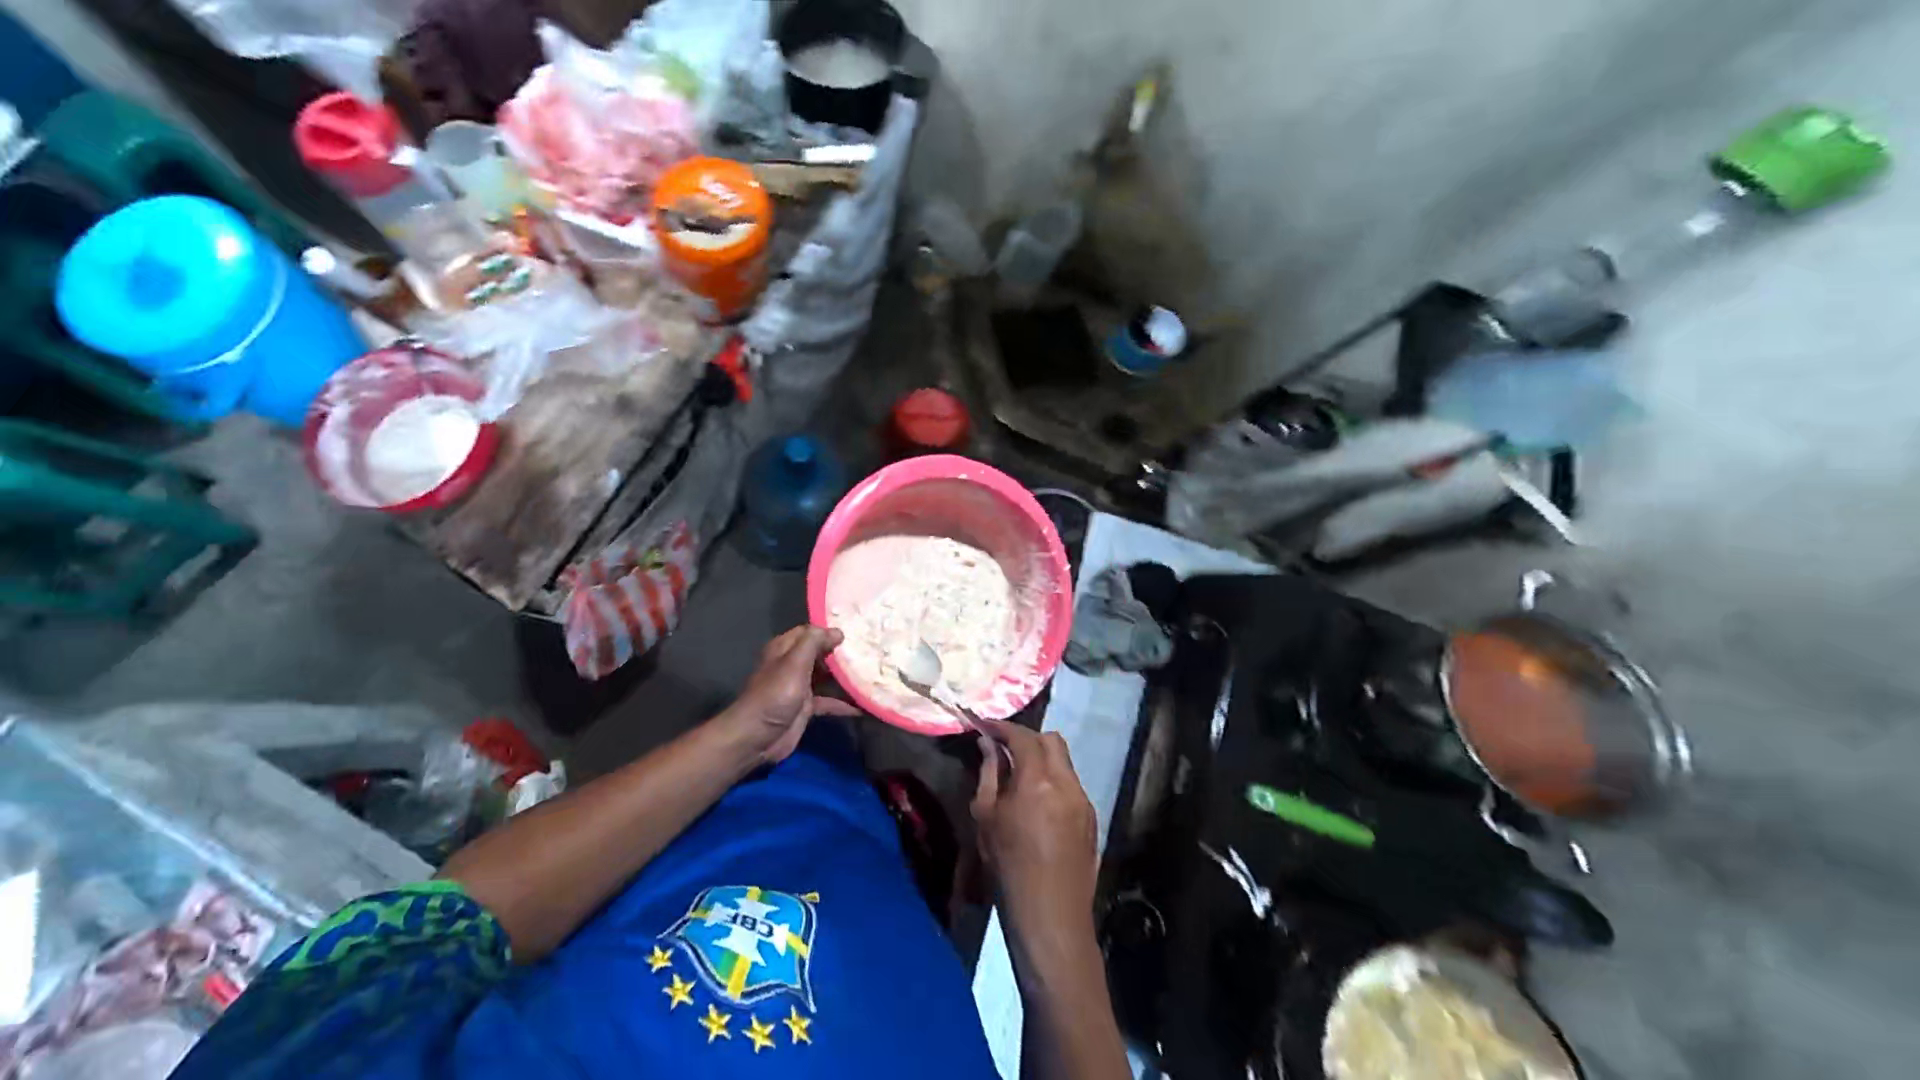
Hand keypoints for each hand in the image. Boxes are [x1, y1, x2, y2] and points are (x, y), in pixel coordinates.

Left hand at [721, 625, 861, 764]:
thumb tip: (837, 632)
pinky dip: (844, 703)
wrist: (757, 737)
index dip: (830, 631)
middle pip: (821, 654)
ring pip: (827, 677)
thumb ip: (814, 642)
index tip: (856, 632)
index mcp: (785, 649)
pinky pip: (829, 701)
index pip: (810, 632)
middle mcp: (793, 665)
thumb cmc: (775, 695)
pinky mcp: (806, 708)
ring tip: (872, 674)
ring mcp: (800, 687)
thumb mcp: (794, 662)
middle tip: (869, 651)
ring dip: (846, 678)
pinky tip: (864, 706)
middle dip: (842, 653)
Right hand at [970, 719, 1098, 940]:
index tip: (985, 726)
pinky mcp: (1091, 818)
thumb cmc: (1008, 867)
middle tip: (1003, 749)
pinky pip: (1071, 784)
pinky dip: (1053, 780)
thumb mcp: (986, 818)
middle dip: (1026, 738)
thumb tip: (988, 745)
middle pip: (1051, 740)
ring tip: (1018, 776)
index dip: (1003, 727)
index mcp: (1038, 781)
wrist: (1051, 916)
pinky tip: (1037, 803)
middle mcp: (1067, 783)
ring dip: (1042, 759)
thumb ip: (989, 774)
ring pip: (1064, 762)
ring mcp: (1084, 800)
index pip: (1023, 736)